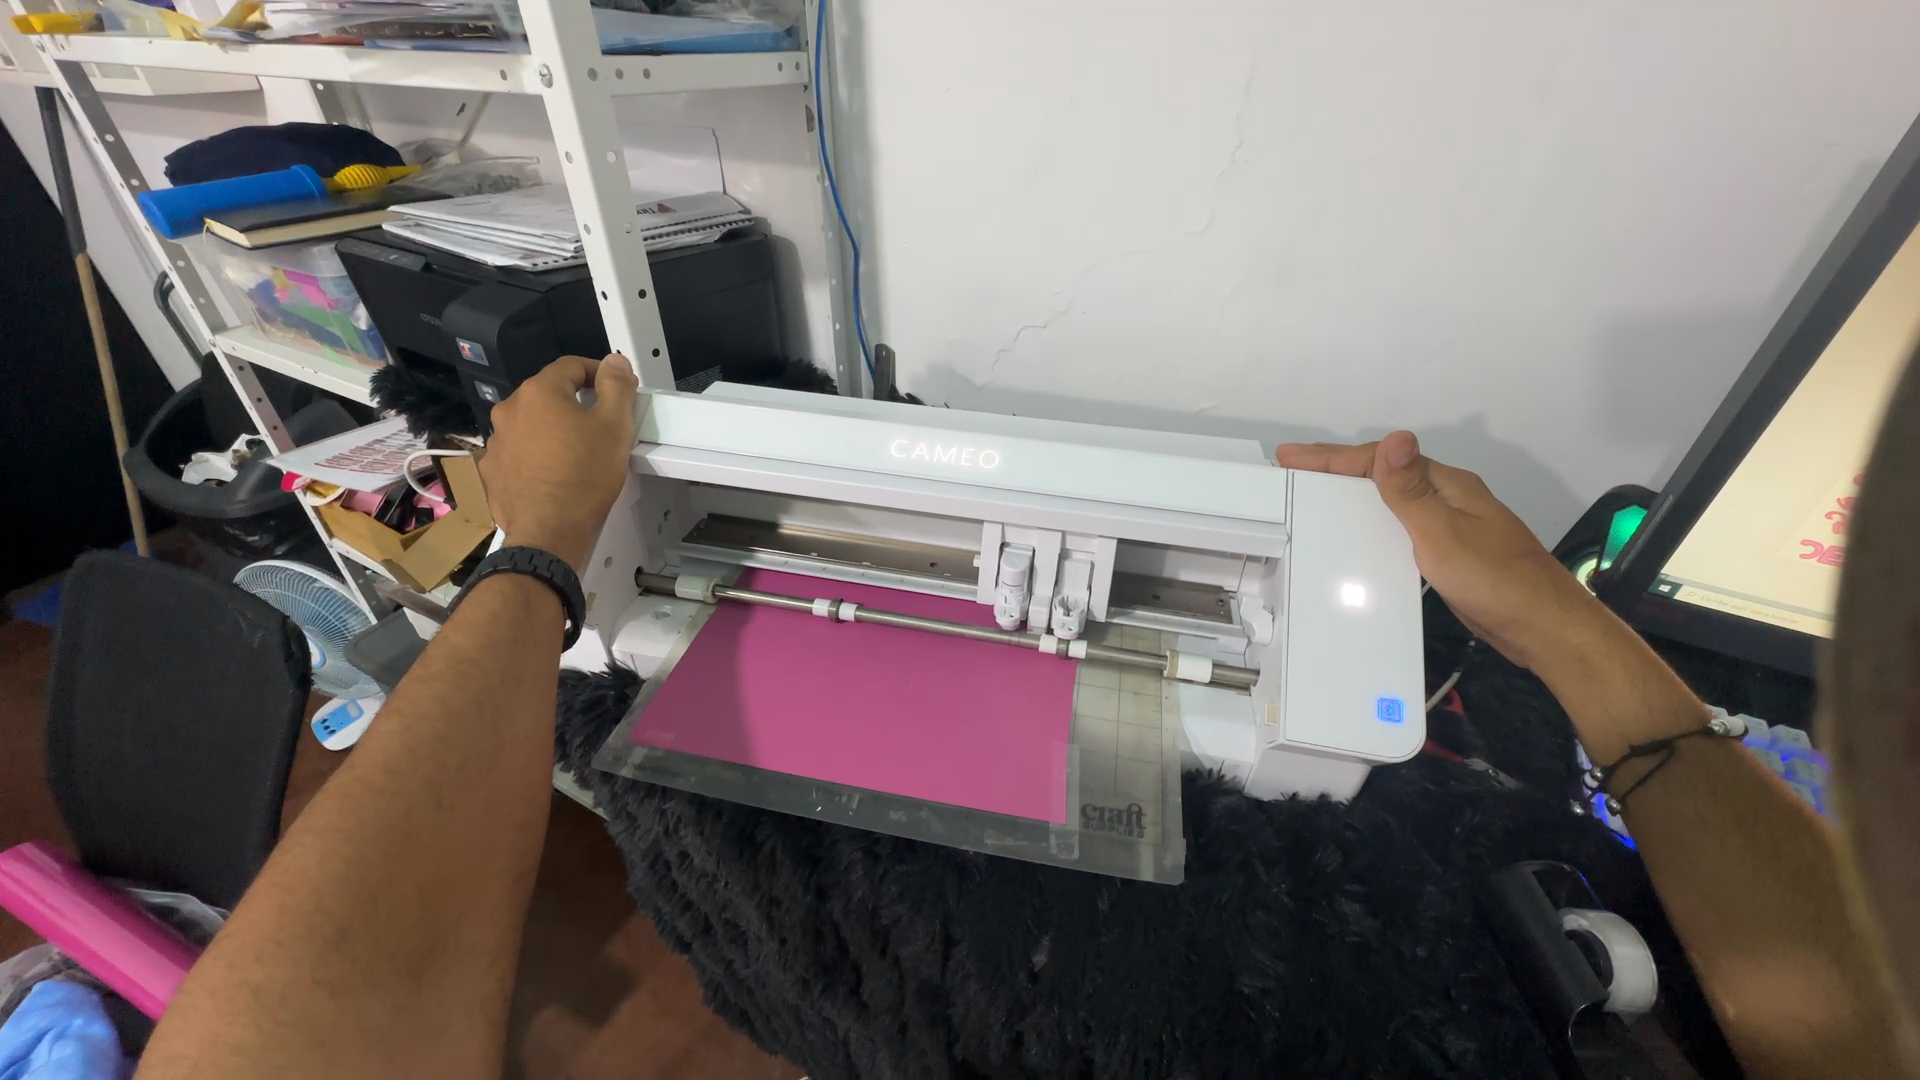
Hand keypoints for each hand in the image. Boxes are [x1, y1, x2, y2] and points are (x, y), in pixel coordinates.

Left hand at [477, 353, 637, 570]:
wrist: (548, 531)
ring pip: (532, 423)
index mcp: (540, 392)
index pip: (571, 366)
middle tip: (602, 425)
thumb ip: (617, 387)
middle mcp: (510, 409)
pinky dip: (537, 454)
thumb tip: (615, 361)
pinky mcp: (492, 469)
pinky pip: (519, 451)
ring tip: (579, 453)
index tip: (618, 389)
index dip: (599, 372)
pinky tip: (555, 473)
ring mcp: (496, 440)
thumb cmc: (586, 475)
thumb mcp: (615, 427)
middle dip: (576, 403)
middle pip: (548, 394)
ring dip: (554, 429)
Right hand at [1277, 431, 1608, 671]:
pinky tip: (1354, 531)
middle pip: (1381, 471)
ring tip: (1312, 494)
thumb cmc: (1493, 579)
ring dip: (1349, 491)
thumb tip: (1394, 438)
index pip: (1377, 460)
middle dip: (1334, 467)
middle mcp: (1446, 495)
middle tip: (1291, 470)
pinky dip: (1367, 518)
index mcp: (1445, 484)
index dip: (1329, 457)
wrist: (1542, 627)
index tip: (1288, 456)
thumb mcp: (1441, 533)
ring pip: (1388, 497)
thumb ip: (1410, 490)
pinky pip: (1396, 523)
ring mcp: (1448, 521)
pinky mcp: (1445, 548)